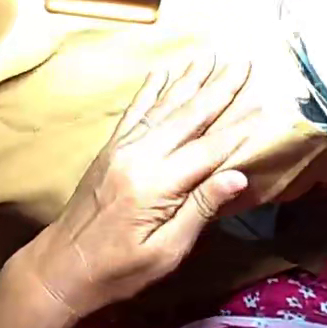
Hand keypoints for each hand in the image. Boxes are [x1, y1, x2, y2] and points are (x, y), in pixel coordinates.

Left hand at [1, 56, 258, 327]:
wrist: (62, 264)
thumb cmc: (119, 270)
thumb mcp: (165, 251)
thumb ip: (200, 209)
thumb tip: (238, 175)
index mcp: (155, 185)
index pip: (207, 151)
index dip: (238, 128)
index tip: (264, 105)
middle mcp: (137, 156)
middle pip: (186, 117)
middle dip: (217, 89)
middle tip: (243, 64)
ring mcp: (120, 148)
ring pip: (161, 107)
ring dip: (187, 81)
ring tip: (209, 57)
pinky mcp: (109, 148)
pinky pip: (134, 112)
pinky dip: (150, 90)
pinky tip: (162, 72)